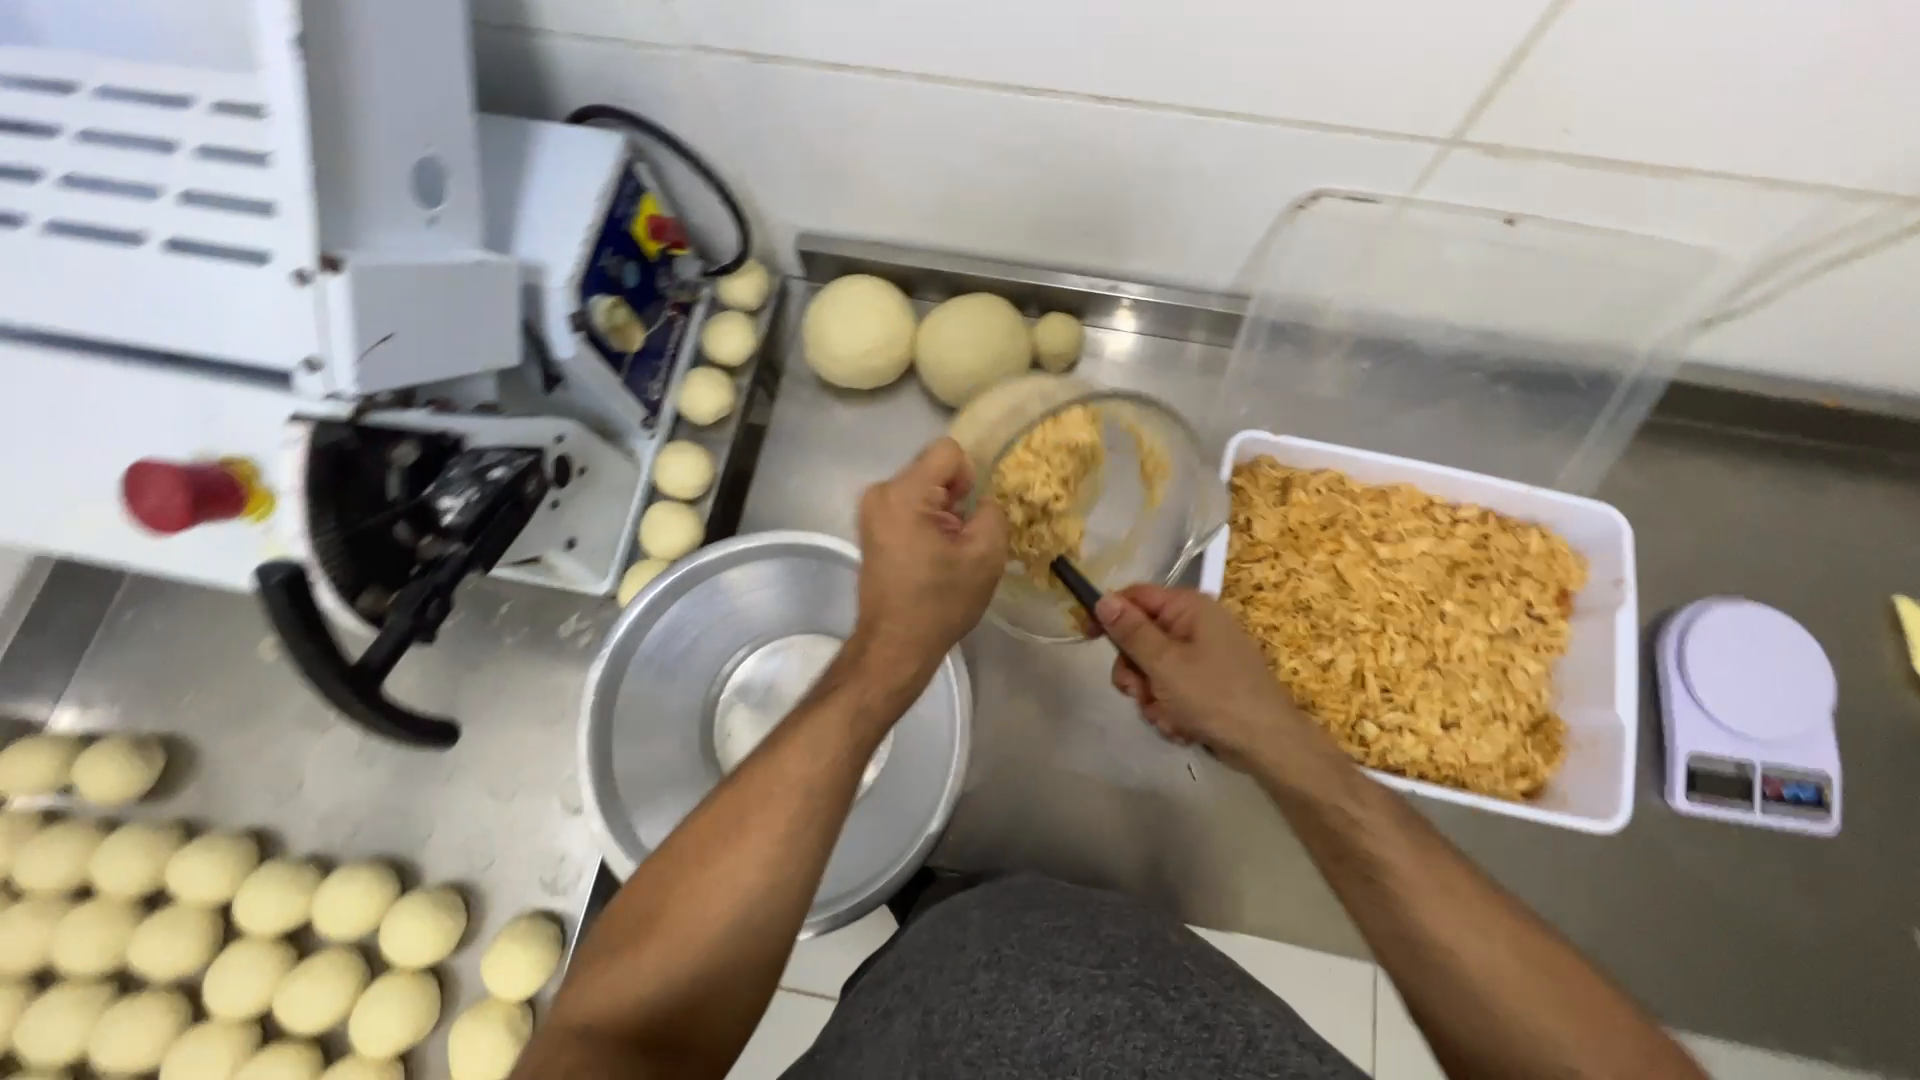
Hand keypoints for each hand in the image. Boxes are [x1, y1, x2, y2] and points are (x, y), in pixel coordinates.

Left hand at [851, 438, 1008, 679]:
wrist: (896, 644)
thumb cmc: (941, 601)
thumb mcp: (986, 554)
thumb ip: (992, 511)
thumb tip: (980, 501)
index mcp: (903, 492)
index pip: (948, 451)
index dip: (969, 478)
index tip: (968, 517)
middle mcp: (880, 492)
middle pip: (933, 470)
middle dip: (954, 498)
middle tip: (960, 541)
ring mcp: (871, 511)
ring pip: (923, 490)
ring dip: (942, 514)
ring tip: (946, 553)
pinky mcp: (871, 528)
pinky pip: (909, 508)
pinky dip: (926, 524)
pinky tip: (931, 557)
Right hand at [1095, 585, 1306, 767]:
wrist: (1267, 744)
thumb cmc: (1214, 695)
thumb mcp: (1164, 663)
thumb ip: (1130, 631)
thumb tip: (1102, 599)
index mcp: (1189, 608)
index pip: (1135, 596)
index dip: (1109, 614)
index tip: (1087, 637)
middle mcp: (1195, 625)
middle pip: (1140, 638)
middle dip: (1135, 672)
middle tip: (1139, 693)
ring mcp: (1202, 656)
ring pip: (1151, 670)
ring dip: (1151, 697)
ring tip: (1169, 717)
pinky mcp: (1205, 684)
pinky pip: (1170, 689)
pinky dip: (1169, 709)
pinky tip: (1182, 726)